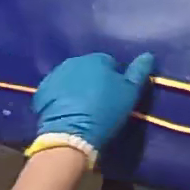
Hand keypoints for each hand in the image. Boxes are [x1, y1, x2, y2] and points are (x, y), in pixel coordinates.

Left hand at [31, 51, 155, 162]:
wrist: (72, 134)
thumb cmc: (105, 113)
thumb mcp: (129, 94)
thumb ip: (139, 72)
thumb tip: (148, 55)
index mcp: (97, 59)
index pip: (110, 63)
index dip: (114, 80)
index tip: (115, 96)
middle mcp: (74, 61)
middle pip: (88, 69)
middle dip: (93, 81)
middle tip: (98, 103)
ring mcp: (55, 75)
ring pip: (70, 78)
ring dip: (75, 88)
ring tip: (81, 108)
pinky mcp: (42, 90)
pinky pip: (54, 90)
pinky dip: (59, 97)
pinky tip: (65, 111)